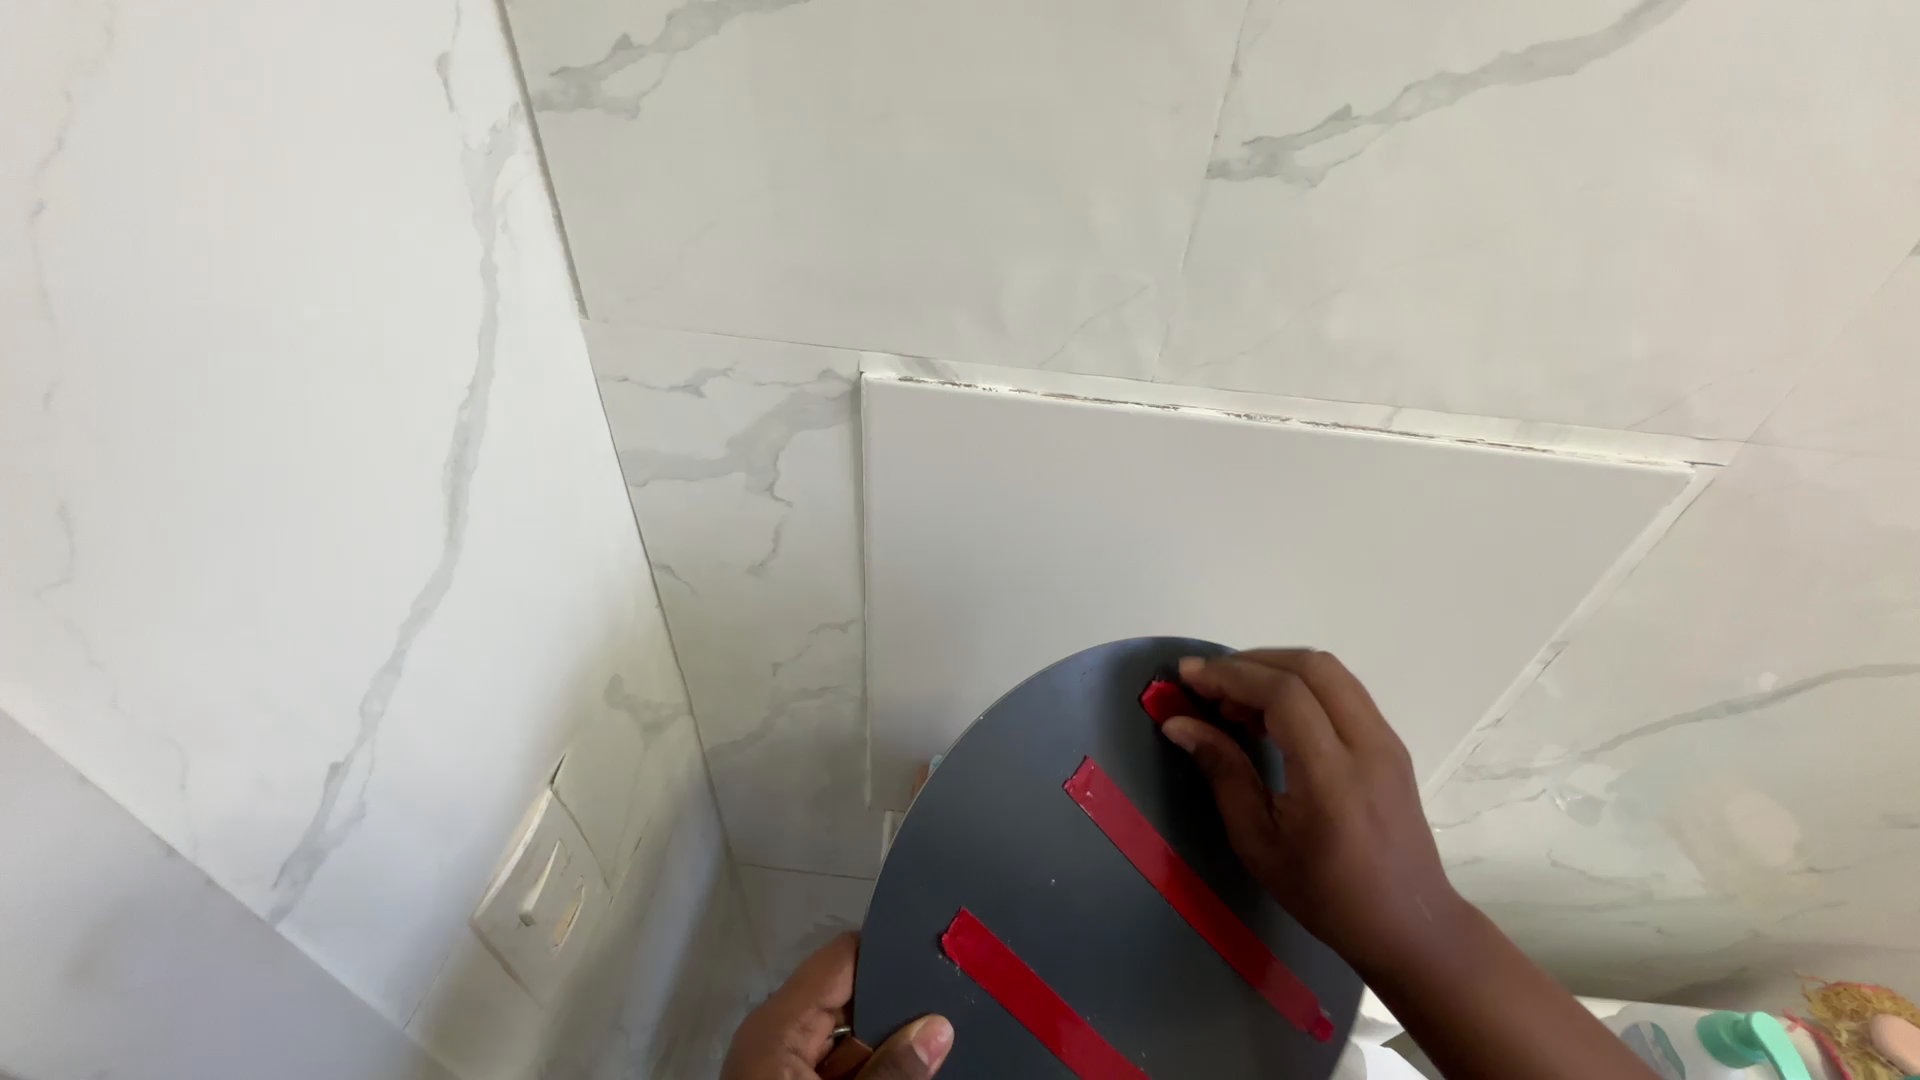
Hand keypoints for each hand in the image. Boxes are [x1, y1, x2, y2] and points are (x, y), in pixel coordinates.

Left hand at [721, 933, 954, 1079]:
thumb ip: (891, 1071)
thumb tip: (939, 1025)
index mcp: (779, 1023)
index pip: (842, 957)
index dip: (887, 952)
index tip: (935, 956)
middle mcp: (778, 1032)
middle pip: (848, 994)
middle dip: (896, 1002)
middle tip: (949, 1000)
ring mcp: (782, 1064)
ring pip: (848, 1034)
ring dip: (887, 1038)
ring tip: (940, 1028)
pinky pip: (836, 1064)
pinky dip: (869, 1065)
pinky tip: (909, 1065)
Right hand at [1162, 650, 1464, 973]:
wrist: (1409, 924)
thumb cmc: (1325, 893)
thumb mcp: (1257, 842)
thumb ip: (1221, 771)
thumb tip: (1177, 723)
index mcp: (1333, 777)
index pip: (1284, 694)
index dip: (1230, 675)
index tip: (1187, 677)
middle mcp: (1368, 746)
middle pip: (1310, 666)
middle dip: (1250, 663)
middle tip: (1208, 685)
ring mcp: (1386, 740)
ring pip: (1328, 670)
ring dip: (1274, 669)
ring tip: (1234, 702)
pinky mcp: (1390, 742)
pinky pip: (1340, 689)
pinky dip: (1298, 685)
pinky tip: (1269, 715)